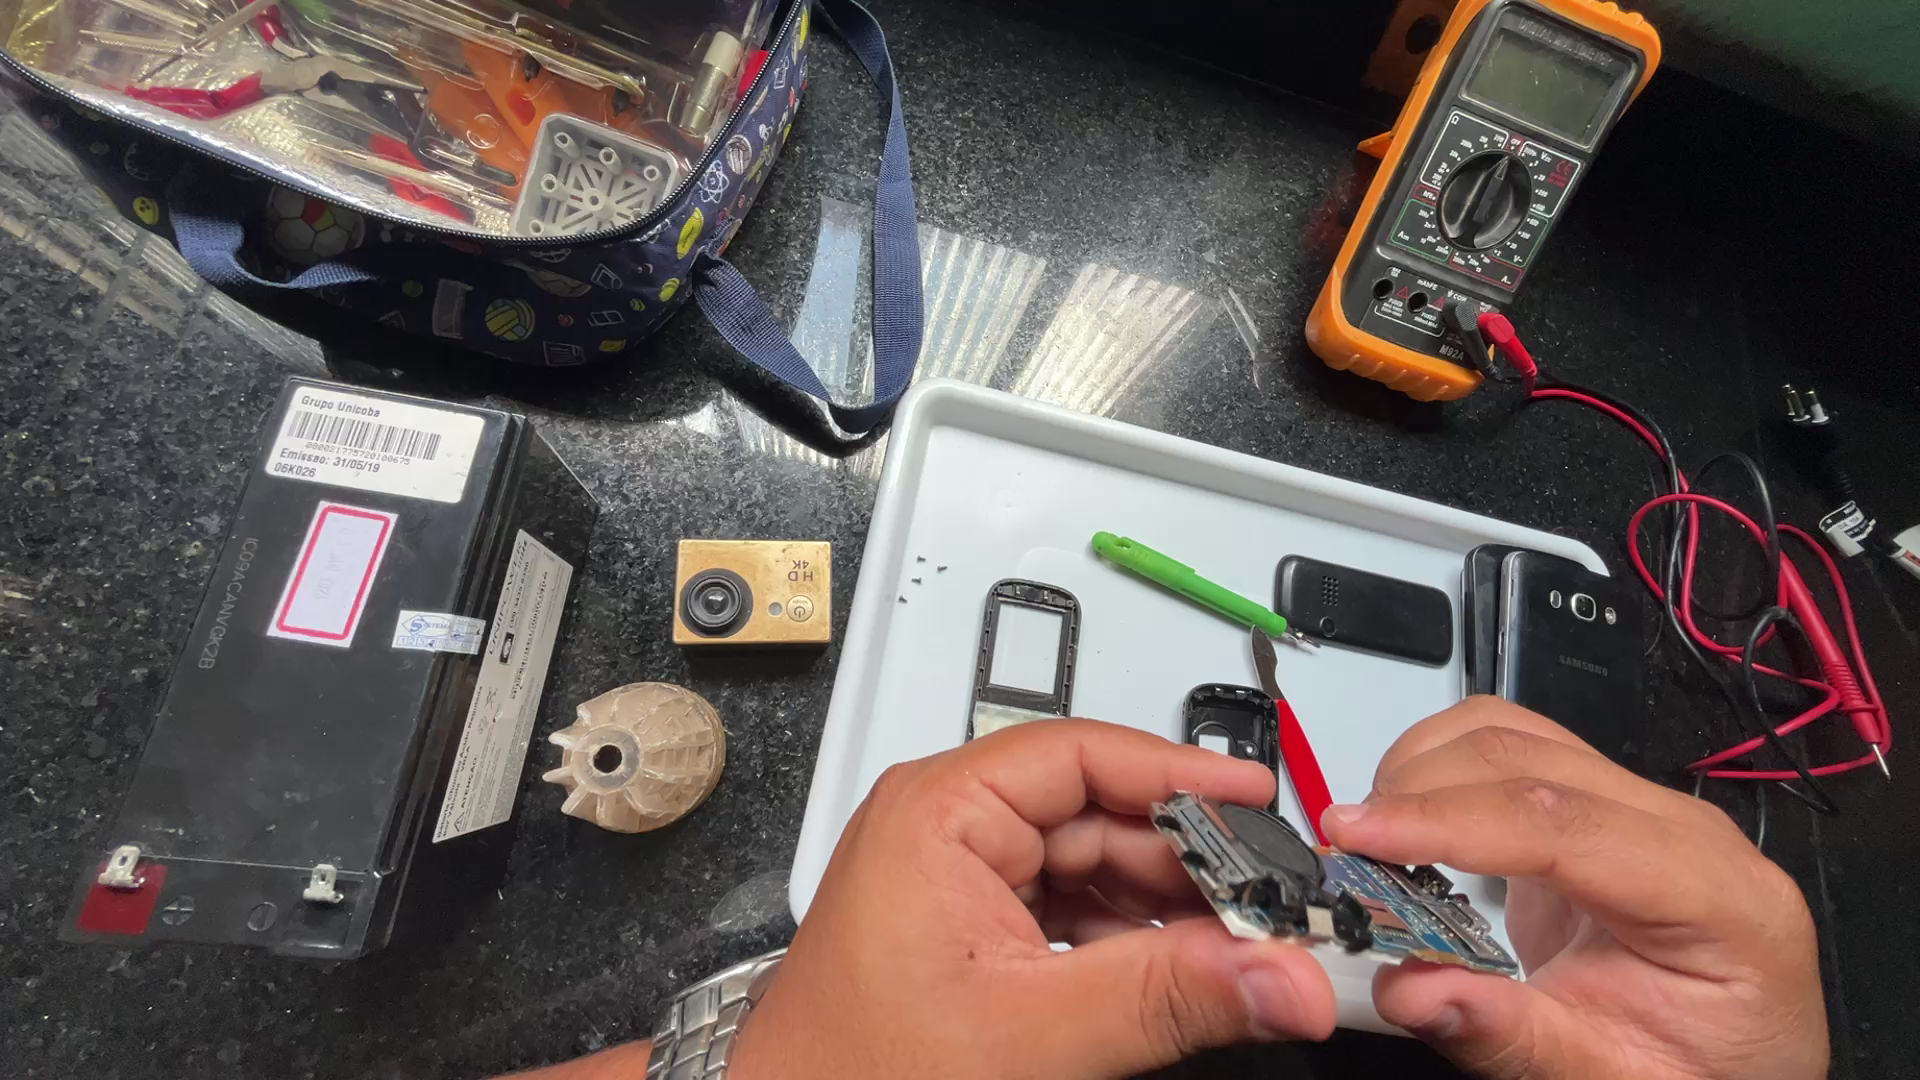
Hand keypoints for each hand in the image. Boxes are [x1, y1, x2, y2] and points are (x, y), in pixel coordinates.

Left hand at [727, 719, 1337, 1079]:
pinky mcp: (978, 908)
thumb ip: (1162, 999)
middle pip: (1095, 807)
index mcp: (941, 808)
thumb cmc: (853, 1071)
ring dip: (1164, 899)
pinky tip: (1178, 960)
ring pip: (1092, 856)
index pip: (1078, 754)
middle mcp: (951, 819)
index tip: (1248, 794)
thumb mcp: (1027, 1035)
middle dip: (1182, 854)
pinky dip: (1128, 930)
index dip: (1173, 769)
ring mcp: (965, 864)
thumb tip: (1273, 975)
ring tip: (1235, 938)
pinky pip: (1072, 897)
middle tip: (1263, 899)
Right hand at [1321, 696, 1826, 1079]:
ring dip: (1416, 766)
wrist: (1719, 1049)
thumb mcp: (1606, 1078)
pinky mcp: (1583, 787)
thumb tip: (1410, 988)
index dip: (1442, 820)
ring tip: (1378, 830)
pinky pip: (1496, 732)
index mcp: (1718, 900)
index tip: (1355, 836)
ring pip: (1497, 728)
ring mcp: (1629, 795)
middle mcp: (1678, 826)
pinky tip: (1412, 806)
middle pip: (1517, 758)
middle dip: (1411, 792)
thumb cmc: (1684, 1065)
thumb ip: (1510, 1037)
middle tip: (1347, 847)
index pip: (1557, 824)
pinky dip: (1432, 754)